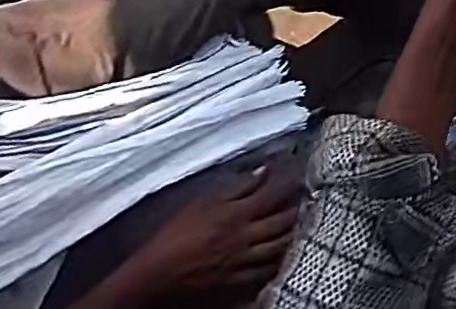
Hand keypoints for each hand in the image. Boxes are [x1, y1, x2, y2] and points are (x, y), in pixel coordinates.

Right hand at [127, 166, 300, 293]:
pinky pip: (263, 272)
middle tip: (302, 200)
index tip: (297, 174)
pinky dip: (276, 262)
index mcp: (237, 215)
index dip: (288, 183)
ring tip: (297, 224)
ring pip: (277, 247)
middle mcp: (244, 238)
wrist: (152, 276)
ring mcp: (241, 262)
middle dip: (296, 209)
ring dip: (291, 234)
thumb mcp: (204, 202)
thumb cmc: (175, 234)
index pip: (274, 195)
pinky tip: (280, 254)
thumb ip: (237, 187)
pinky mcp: (233, 283)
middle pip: (282, 222)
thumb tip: (263, 171)